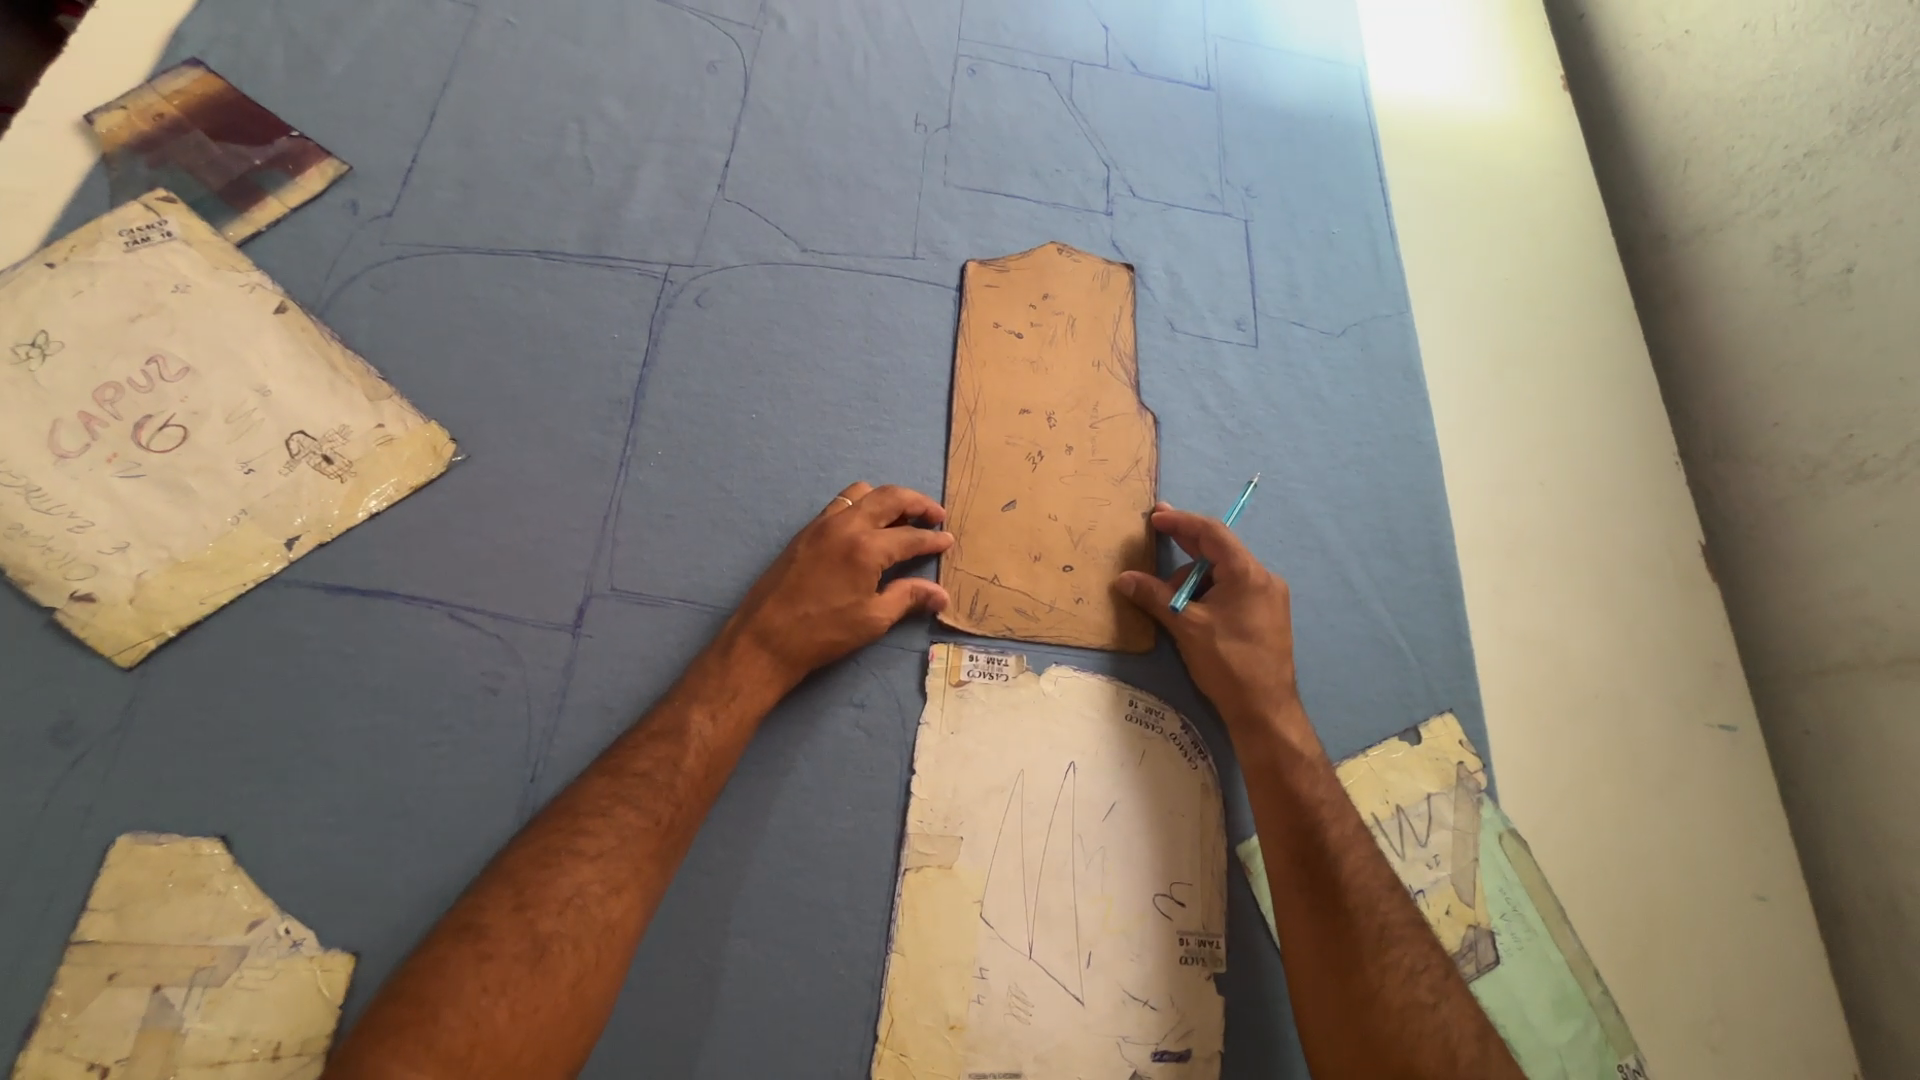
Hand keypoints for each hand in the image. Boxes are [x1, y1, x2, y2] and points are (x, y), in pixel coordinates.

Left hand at [723, 483, 953, 687]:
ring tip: (902, 516)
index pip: (910, 536)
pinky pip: (841, 503)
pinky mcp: (806, 531)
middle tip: (936, 515)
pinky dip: (862, 505)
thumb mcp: (873, 619)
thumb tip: (941, 594)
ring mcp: (822, 524)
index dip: (933, 539)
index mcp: (867, 547)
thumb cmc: (823, 633)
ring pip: (862, 493)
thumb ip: (908, 597)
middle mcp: (846, 525)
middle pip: (890, 498)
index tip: (948, 540)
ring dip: (887, 498)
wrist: (766, 638)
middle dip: (918, 503)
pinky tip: (868, 527)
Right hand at [1113, 502, 1307, 742]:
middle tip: (1157, 530)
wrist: (1265, 710)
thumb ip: (1154, 597)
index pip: (1212, 533)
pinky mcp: (1265, 616)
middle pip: (1218, 551)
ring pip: (1222, 575)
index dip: (1181, 522)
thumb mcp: (1186, 626)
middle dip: (1185, 546)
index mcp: (1248, 574)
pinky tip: (1190, 612)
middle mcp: (1263, 578)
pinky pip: (1232, 591)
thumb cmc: (1227, 663)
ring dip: (1193, 582)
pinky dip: (1207, 594)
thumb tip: (1123, 579)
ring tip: (1172, 607)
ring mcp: (1268, 598)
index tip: (1155, 517)